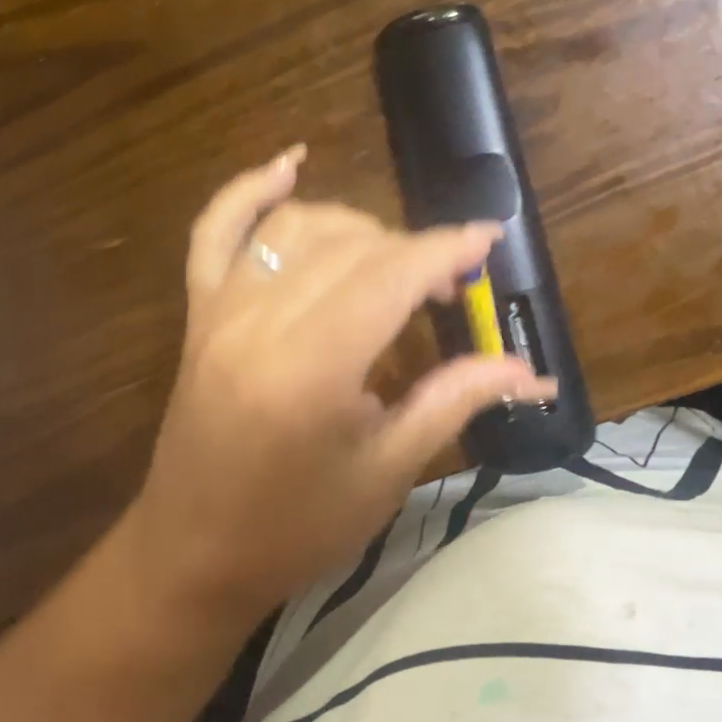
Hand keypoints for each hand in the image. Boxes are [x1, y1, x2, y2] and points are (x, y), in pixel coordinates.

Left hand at [123, 147, 554, 611]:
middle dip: (414, 249)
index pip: (391, 276)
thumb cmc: (297, 527)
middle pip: (352, 246)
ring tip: (394, 260)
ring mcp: (221, 310)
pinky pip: (216, 230)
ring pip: (297, 227)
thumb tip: (529, 370)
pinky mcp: (199, 312)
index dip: (446, 250)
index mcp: (312, 367)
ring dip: (357, 227)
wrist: (192, 556)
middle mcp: (260, 321)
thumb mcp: (387, 470)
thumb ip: (455, 401)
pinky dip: (250, 190)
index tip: (489, 239)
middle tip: (454, 284)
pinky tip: (291, 164)